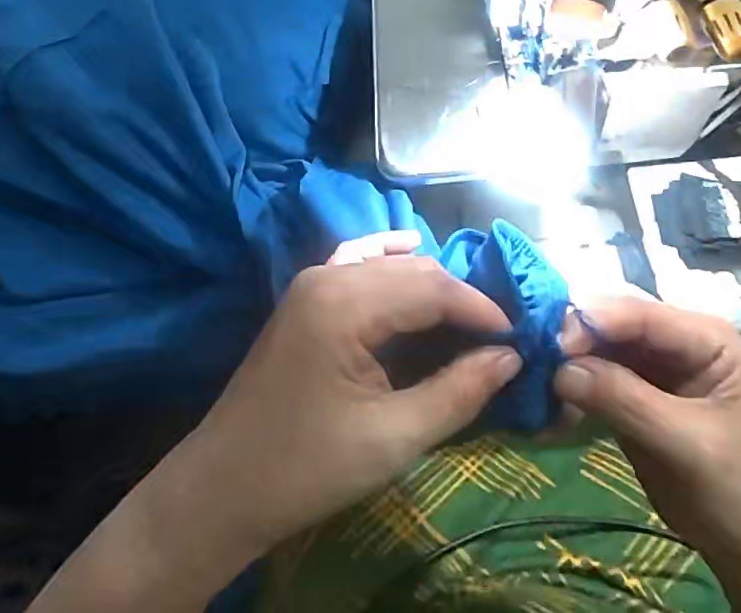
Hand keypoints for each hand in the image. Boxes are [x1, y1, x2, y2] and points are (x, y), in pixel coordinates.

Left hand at [30, 250, 521, 612]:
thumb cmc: (307, 468)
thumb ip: (457, 392)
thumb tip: (510, 357)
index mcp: (345, 305)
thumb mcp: (393, 438)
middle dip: (459, 298)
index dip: (480, 309)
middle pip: (412, 271)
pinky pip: (355, 260)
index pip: (432, 288)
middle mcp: (327, 277)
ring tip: (466, 317)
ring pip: (387, 265)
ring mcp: (311, 282)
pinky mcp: (303, 296)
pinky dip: (387, 258)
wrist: (223, 488)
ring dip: (430, 284)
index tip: (518, 338)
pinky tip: (409, 252)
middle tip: (497, 336)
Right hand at [556, 298, 740, 564]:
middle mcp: (674, 338)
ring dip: (565, 358)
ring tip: (531, 372)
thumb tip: (560, 370)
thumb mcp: (687, 445)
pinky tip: (544, 393)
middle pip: (612, 321)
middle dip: (573, 335)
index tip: (551, 343)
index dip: (593, 321)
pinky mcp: (631, 391)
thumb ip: (626, 401)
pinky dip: (569, 382)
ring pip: (596, 344)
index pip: (639, 313)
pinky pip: (592, 373)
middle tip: (532, 355)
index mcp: (704, 336)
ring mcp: (651, 364)